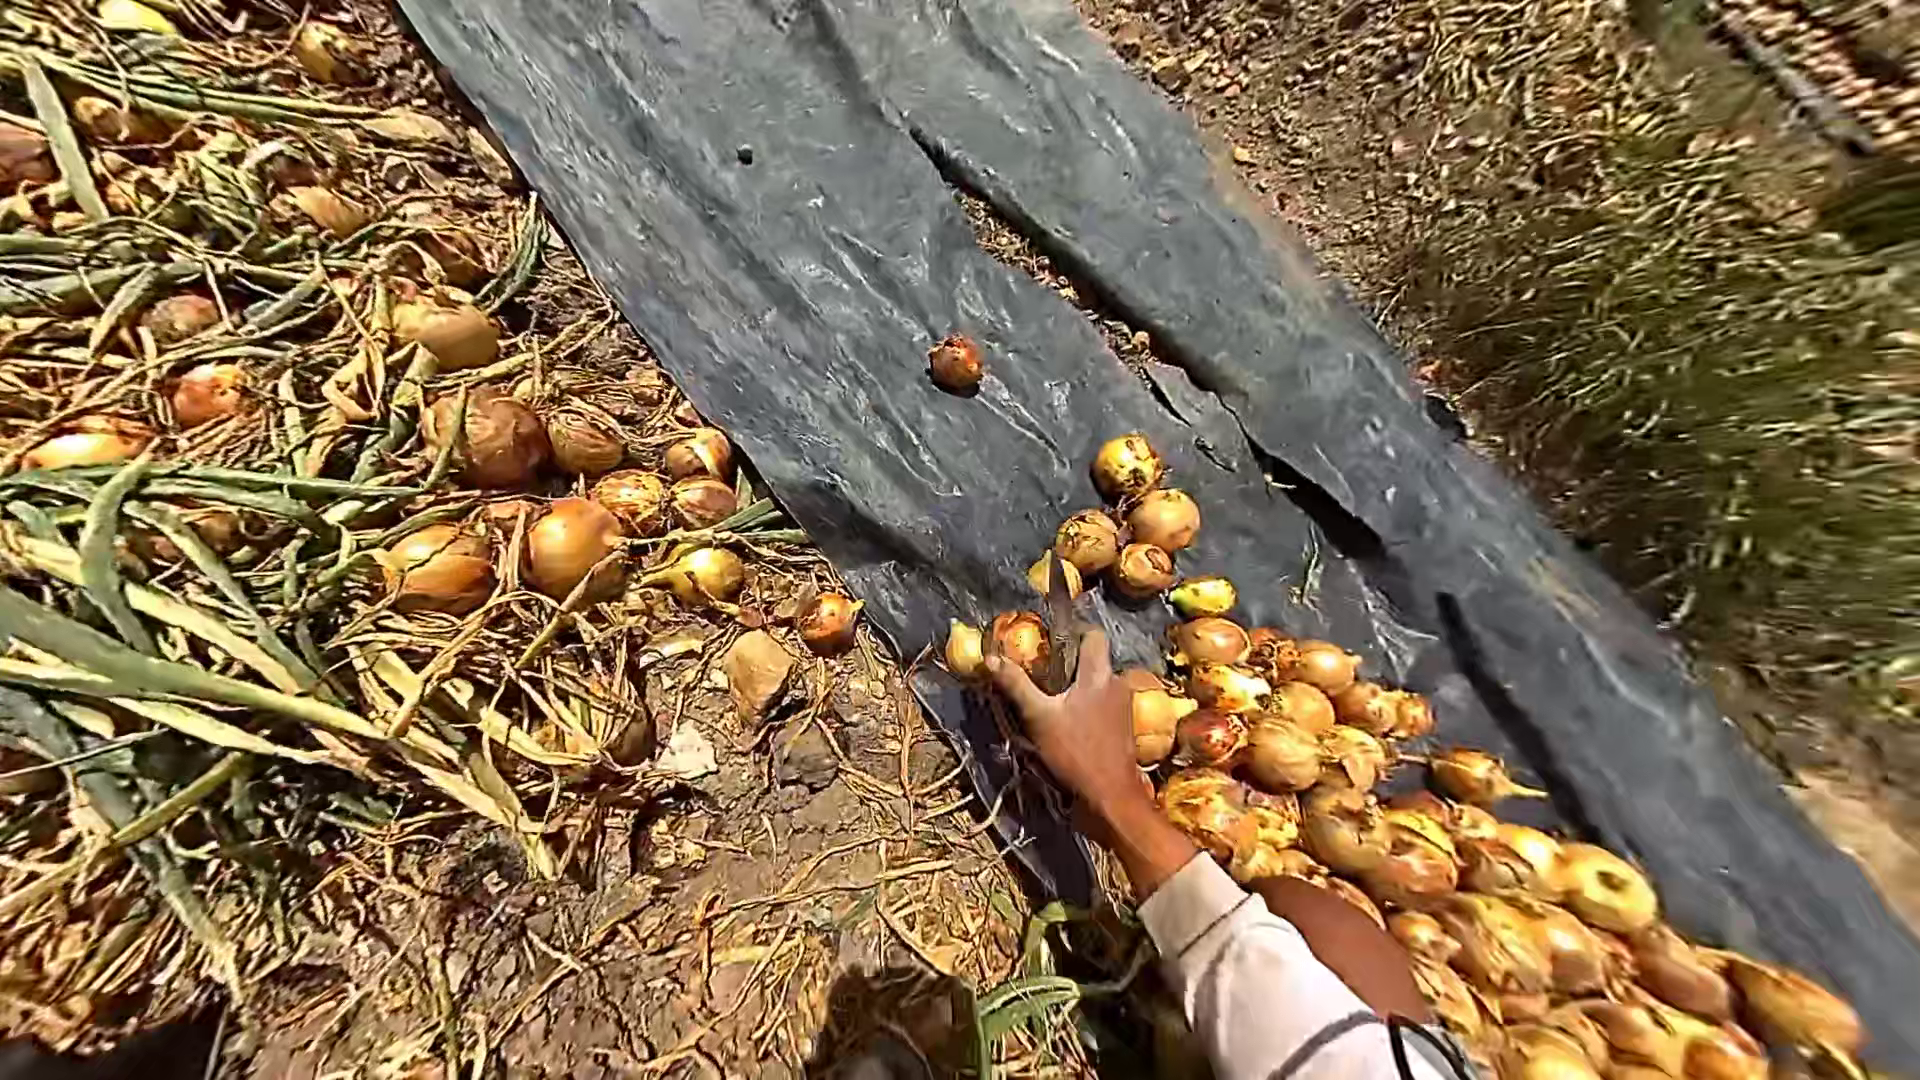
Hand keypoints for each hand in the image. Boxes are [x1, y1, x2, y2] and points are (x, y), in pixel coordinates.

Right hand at [986, 628, 1146, 823]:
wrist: (1111, 796)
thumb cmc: (1076, 752)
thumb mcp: (1039, 717)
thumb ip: (1016, 685)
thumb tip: (991, 658)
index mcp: (1099, 674)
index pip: (1094, 634)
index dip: (1074, 631)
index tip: (1051, 640)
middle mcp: (1116, 683)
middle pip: (1094, 659)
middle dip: (1070, 662)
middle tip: (1044, 670)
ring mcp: (1123, 706)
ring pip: (1098, 682)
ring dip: (1078, 685)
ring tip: (1053, 697)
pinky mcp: (1123, 726)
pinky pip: (1103, 702)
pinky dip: (1087, 704)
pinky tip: (1069, 720)